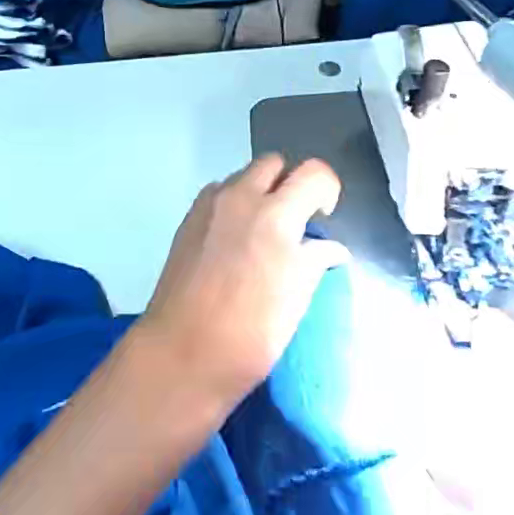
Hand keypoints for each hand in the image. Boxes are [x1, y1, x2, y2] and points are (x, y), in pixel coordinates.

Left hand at [136, 155, 351, 402]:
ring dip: (260, 192)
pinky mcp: (189, 217)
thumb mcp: (297, 299)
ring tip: (263, 234)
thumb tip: (330, 247)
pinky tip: (235, 240)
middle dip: (290, 183)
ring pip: (243, 175)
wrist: (183, 351)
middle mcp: (241, 197)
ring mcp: (210, 204)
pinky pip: (219, 193)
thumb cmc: (250, 333)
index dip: (326, 190)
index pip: (314, 173)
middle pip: (274, 163)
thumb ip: (315, 260)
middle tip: (295, 221)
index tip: (323, 218)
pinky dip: (234, 204)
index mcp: (276, 215)